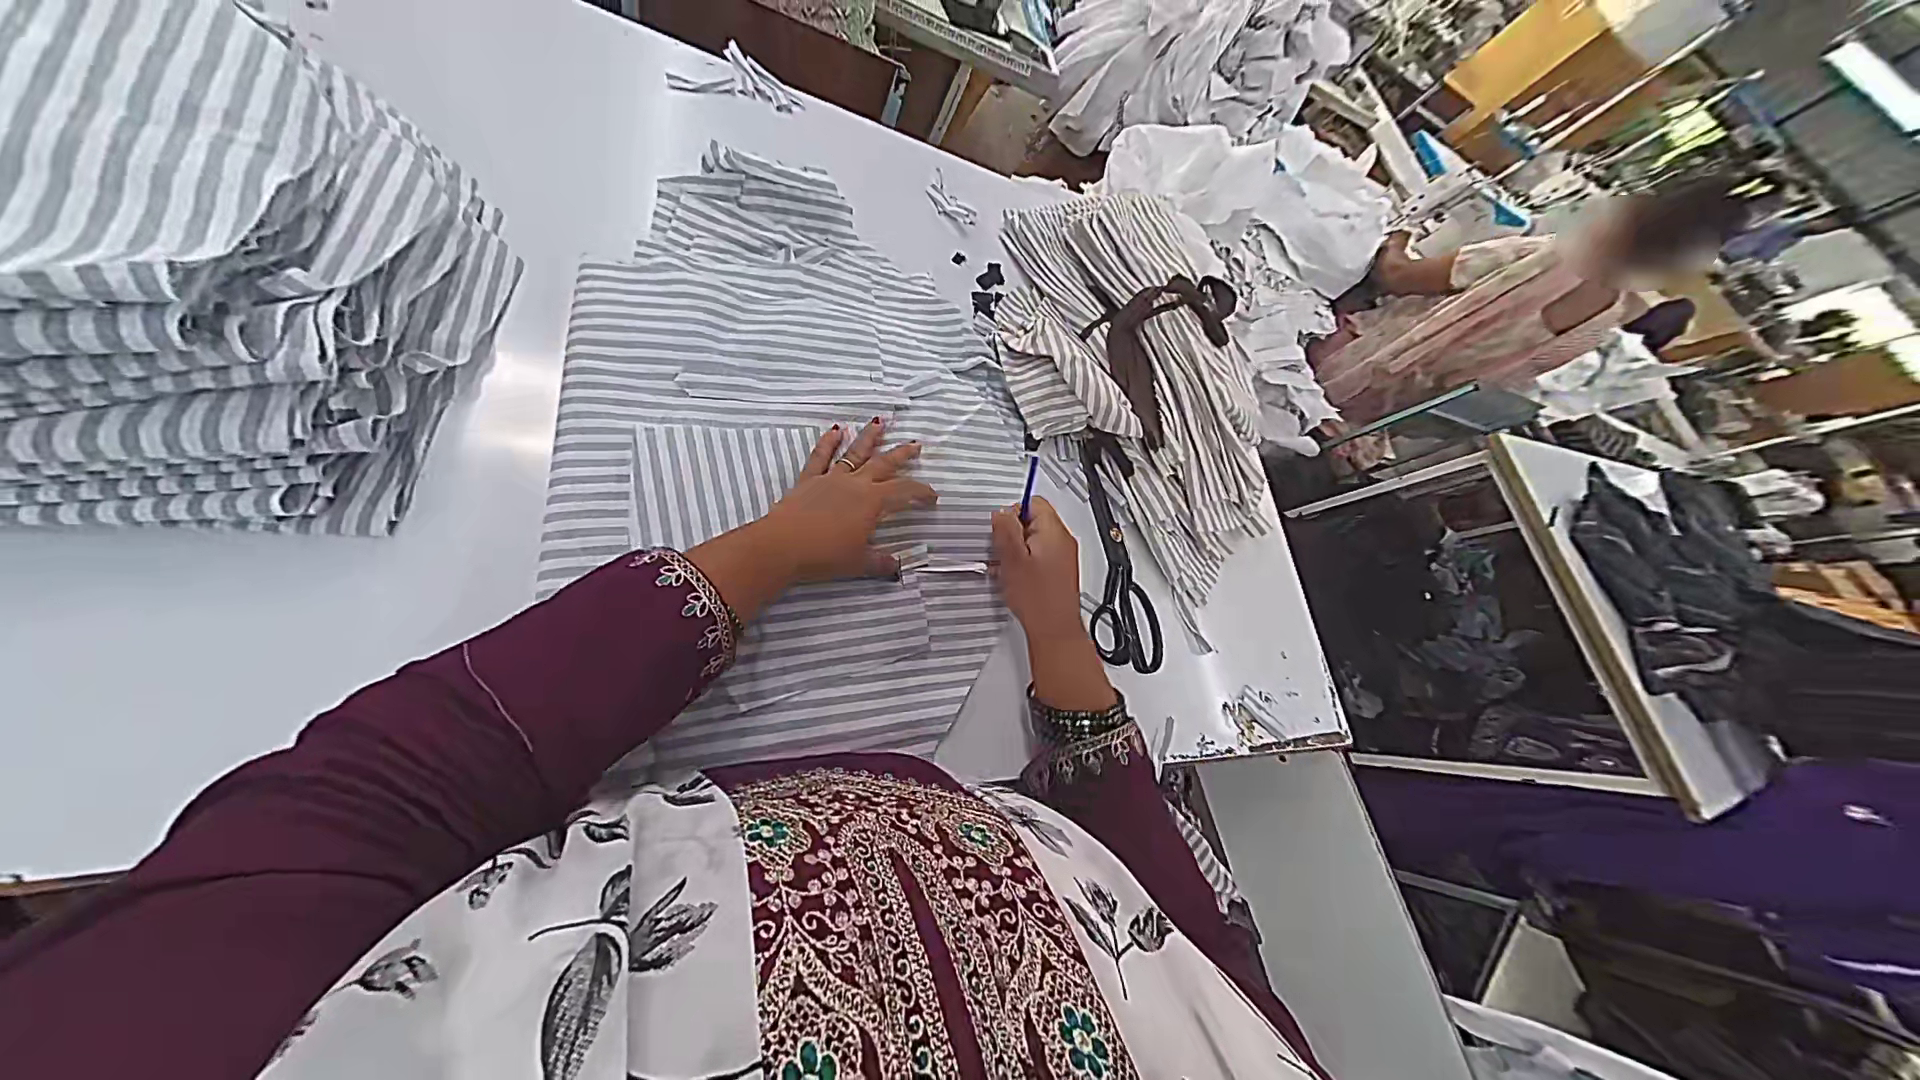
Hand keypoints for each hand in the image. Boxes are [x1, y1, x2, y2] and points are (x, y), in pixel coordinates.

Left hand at [764, 417, 939, 582]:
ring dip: (869, 438)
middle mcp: (855, 484)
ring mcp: (830, 479)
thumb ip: (880, 562)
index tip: (932, 496)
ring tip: (880, 423)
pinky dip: (828, 442)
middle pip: (884, 464)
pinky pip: (820, 457)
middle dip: (902, 455)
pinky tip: (835, 430)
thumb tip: (896, 567)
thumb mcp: (858, 563)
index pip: (904, 492)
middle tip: (916, 444)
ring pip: (855, 453)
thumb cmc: (824, 555)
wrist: (782, 547)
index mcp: (872, 502)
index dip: (921, 492)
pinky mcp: (808, 481)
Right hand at [991, 497, 1085, 641]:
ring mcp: (1062, 556)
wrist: (1053, 629)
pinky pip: (1038, 555)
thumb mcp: (1012, 558)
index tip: (1002, 528)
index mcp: (1054, 532)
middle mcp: (1062, 541)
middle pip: (1034, 519)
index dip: (1013, 512)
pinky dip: (1024, 561)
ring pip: (1034, 538)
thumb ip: (1005, 529)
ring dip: (1017, 548)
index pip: (1034, 502)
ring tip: (1009, 566)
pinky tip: (1016, 577)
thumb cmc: (1038, 599)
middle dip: (1013, 532)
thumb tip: (1001, 512)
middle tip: (1004, 550)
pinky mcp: (1058, 570)